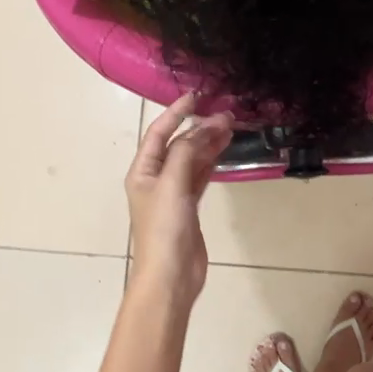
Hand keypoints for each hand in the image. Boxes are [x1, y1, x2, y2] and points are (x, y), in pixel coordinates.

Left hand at [127, 93, 233, 308]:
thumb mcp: (172, 185)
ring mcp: (173, 193)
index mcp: (142, 171)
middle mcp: (155, 179)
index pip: (159, 133)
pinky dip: (211, 162)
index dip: (176, 113)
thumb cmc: (164, 228)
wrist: (171, 275)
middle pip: (177, 145)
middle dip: (198, 128)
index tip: (197, 96)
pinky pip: (200, 176)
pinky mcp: (189, 207)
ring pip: (191, 160)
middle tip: (225, 114)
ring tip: (230, 127)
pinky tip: (224, 150)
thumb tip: (203, 129)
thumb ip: (186, 153)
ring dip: (208, 143)